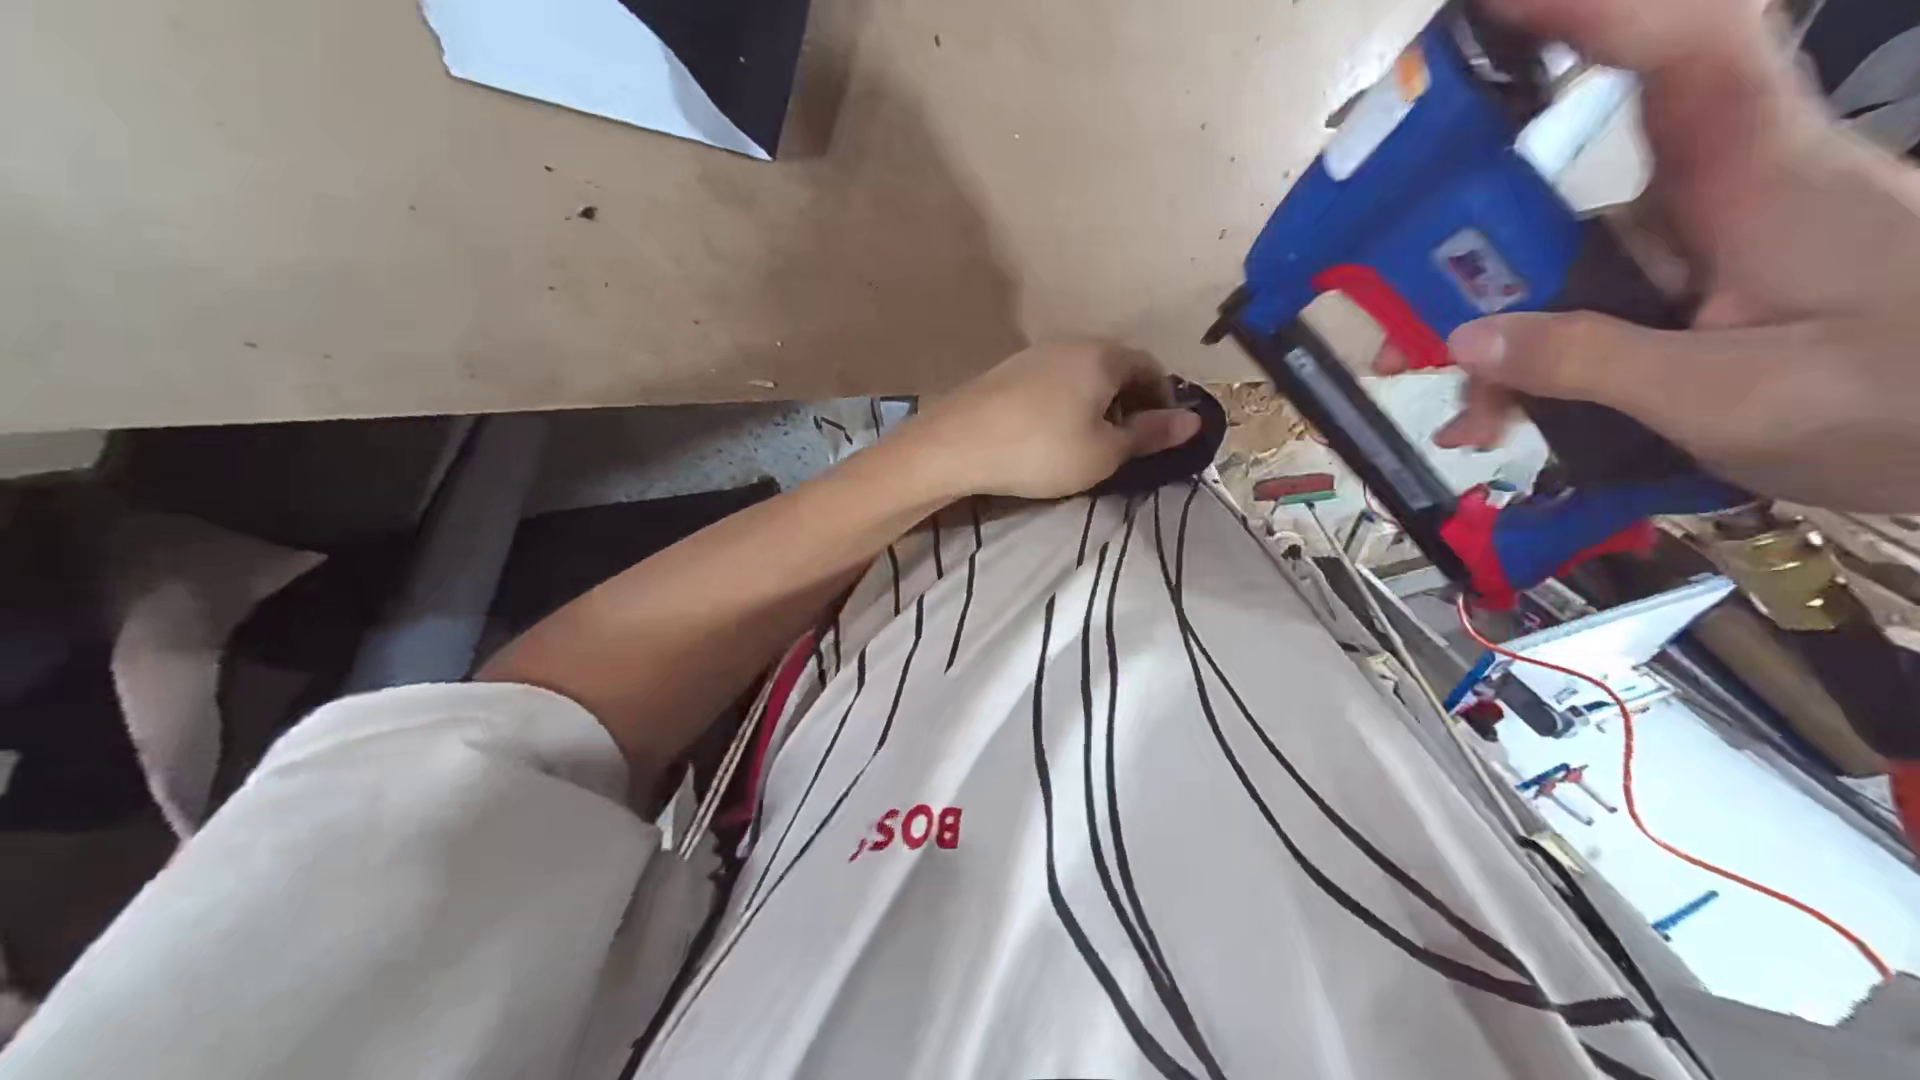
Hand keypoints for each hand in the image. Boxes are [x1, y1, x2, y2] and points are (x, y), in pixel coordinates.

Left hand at [895, 342, 1202, 499]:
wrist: (956, 444)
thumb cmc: (1042, 450)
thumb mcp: (1104, 452)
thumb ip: (1149, 434)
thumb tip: (1194, 421)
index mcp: (1103, 356)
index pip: (1150, 367)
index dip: (1163, 399)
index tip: (1160, 433)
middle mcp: (1070, 343)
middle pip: (1115, 366)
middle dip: (1130, 400)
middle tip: (1127, 440)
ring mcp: (1033, 354)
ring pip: (1081, 373)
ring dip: (1096, 401)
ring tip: (1090, 439)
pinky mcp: (1006, 371)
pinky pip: (1052, 381)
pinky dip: (1065, 402)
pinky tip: (1050, 432)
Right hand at [1378, 0, 1919, 510]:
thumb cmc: (1904, 405)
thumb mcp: (1731, 397)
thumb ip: (1591, 362)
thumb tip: (1466, 339)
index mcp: (1757, 183)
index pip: (1681, 54)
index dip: (1591, 14)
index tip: (1490, 8)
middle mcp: (1717, 200)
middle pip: (1565, 195)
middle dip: (1464, 261)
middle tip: (1393, 321)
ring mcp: (1698, 255)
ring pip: (1559, 276)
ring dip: (1494, 344)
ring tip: (1461, 417)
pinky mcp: (1688, 299)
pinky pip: (1582, 318)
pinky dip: (1530, 370)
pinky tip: (1499, 422)